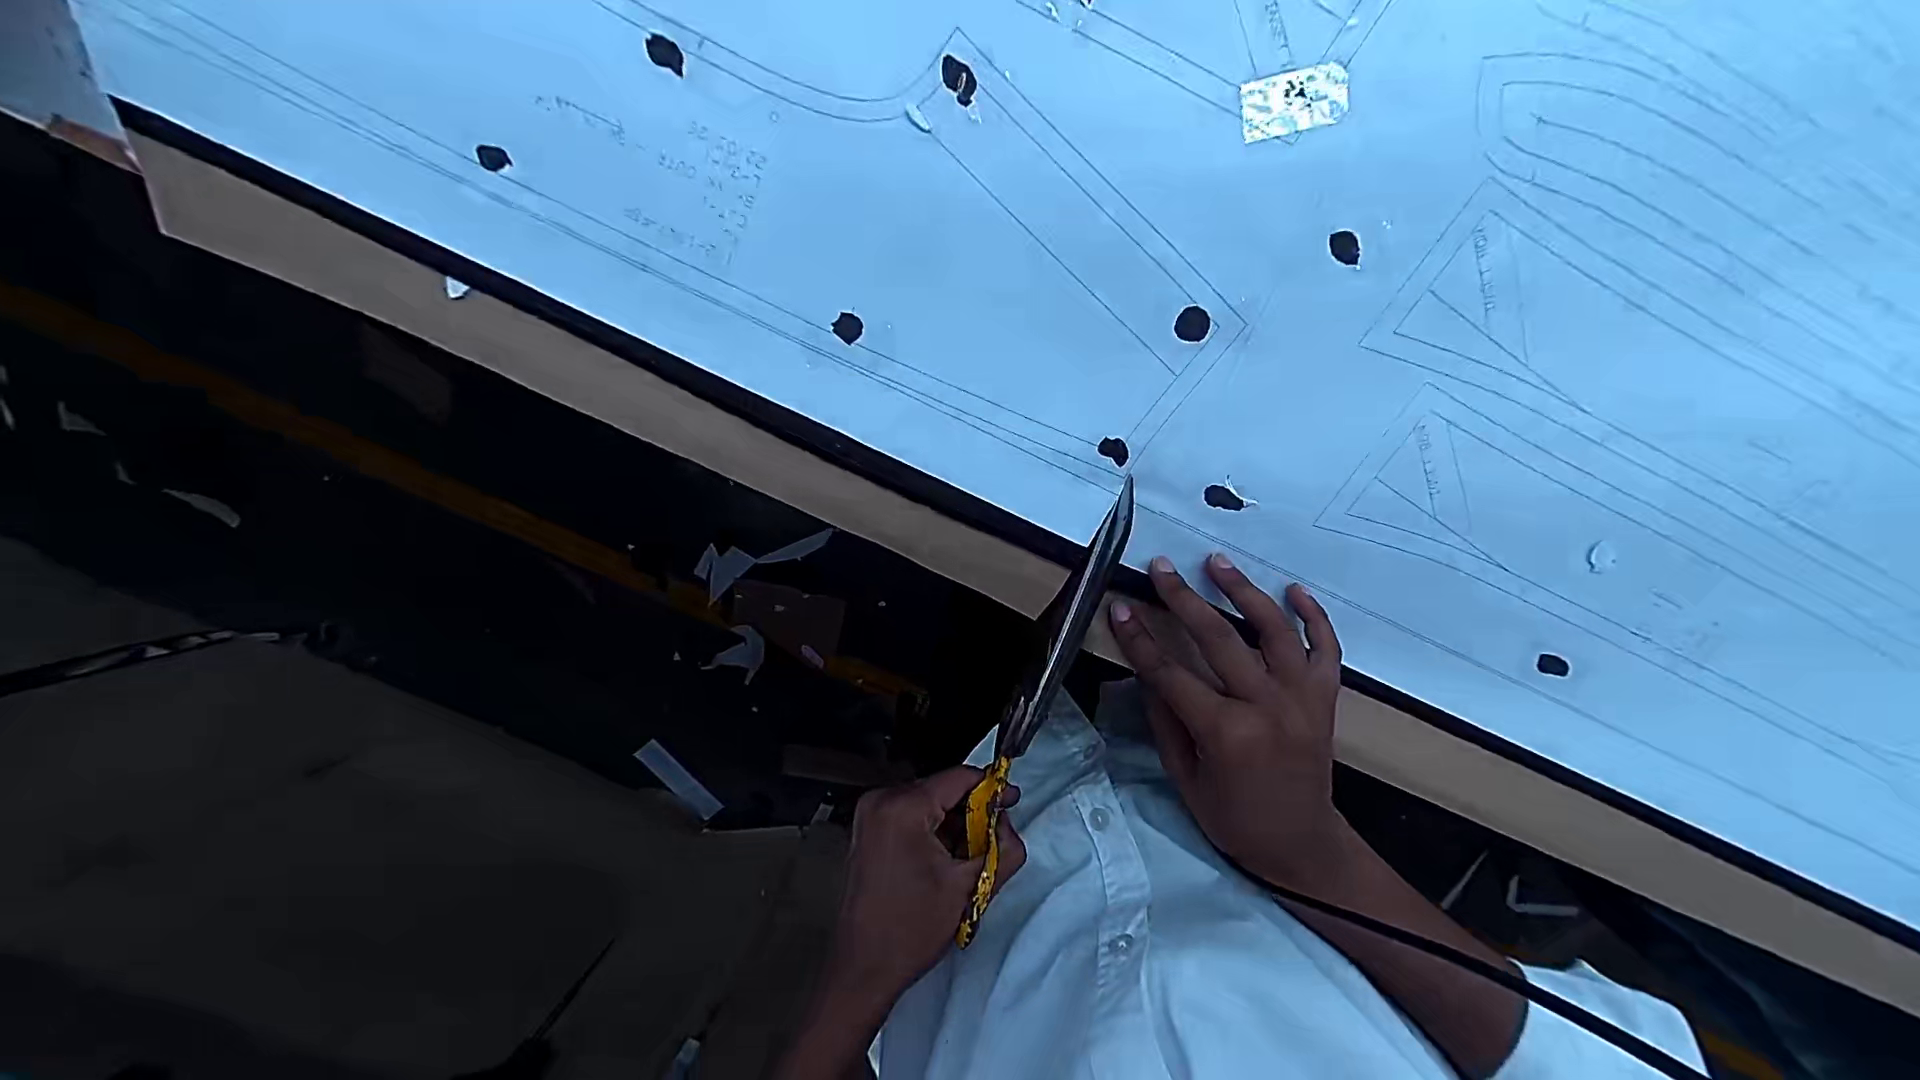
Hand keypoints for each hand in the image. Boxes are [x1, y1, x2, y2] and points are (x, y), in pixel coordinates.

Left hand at [823, 766, 1026, 1005]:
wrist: (864, 968)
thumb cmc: (910, 930)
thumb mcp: (969, 888)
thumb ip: (1003, 850)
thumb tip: (1008, 826)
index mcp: (903, 807)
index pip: (958, 777)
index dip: (991, 786)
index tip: (1011, 798)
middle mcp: (881, 801)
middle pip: (942, 788)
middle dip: (974, 809)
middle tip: (997, 832)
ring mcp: (870, 814)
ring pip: (928, 802)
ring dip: (954, 821)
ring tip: (973, 852)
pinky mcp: (867, 829)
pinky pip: (910, 815)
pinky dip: (934, 829)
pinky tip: (949, 856)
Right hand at [1108, 553, 1345, 890]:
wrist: (1303, 845)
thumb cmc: (1234, 818)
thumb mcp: (1185, 777)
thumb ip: (1166, 720)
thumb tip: (1150, 671)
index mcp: (1226, 732)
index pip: (1170, 673)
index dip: (1140, 639)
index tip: (1120, 608)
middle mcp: (1267, 707)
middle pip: (1218, 638)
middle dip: (1182, 598)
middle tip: (1160, 568)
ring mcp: (1302, 699)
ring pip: (1273, 630)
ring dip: (1243, 591)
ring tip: (1217, 562)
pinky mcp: (1325, 698)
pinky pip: (1326, 648)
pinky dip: (1314, 616)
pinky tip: (1294, 590)